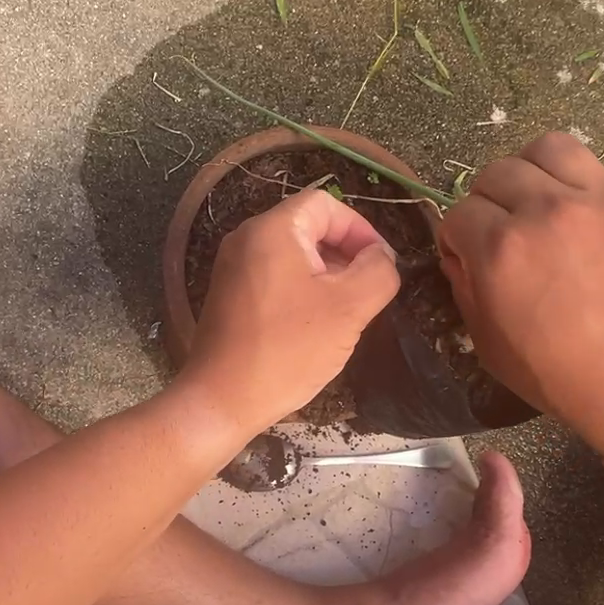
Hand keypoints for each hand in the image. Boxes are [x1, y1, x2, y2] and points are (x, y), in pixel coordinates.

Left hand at [180, 187, 399, 435]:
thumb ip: (377, 271)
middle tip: (367, 293)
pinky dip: (302, 292)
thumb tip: (381, 257)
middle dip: (345, 255)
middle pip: (309, 228)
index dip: (361, 229)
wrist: (222, 400)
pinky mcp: (230, 297)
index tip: (381, 265)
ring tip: (346, 314)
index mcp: (272, 230)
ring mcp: (233, 269)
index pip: (326, 204)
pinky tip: (315, 328)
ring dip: (327, 277)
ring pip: (294, 257)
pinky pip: (275, 279)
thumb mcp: (349, 308)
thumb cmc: (287, 350)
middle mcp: (246, 240)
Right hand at [438, 82, 603, 454]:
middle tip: (497, 231)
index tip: (465, 257)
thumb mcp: (488, 345)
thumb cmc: (562, 379)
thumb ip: (467, 289)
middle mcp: (549, 210)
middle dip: (486, 201)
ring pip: (555, 146)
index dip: (456, 236)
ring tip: (539, 190)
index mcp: (500, 248)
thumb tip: (463, 254)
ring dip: (535, 164)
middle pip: (498, 173)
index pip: (458, 213)